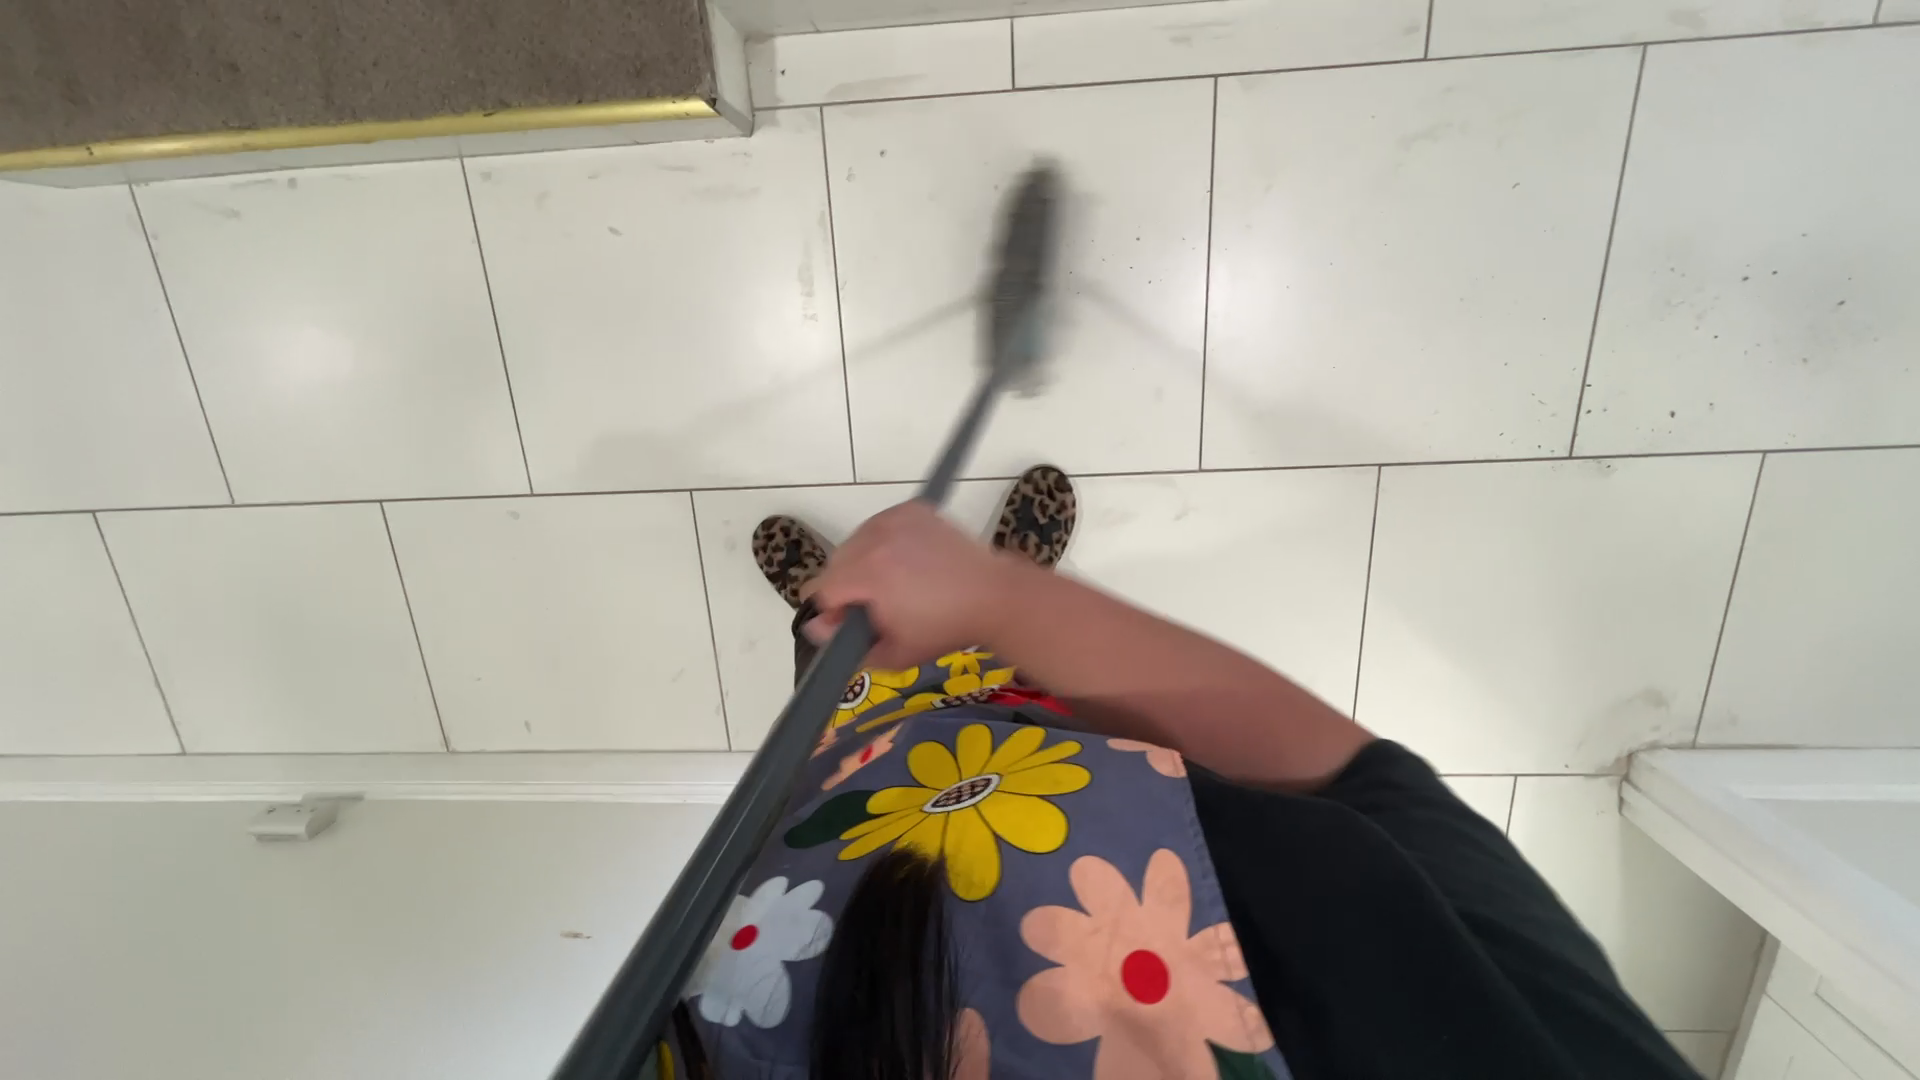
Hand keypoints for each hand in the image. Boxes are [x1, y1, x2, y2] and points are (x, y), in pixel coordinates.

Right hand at [801, 501, 1024, 668]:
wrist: (993, 596)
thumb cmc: (944, 627)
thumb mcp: (895, 653)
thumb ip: (848, 646)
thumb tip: (818, 631)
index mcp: (868, 572)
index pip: (821, 589)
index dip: (831, 611)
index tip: (852, 621)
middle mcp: (876, 537)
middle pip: (836, 562)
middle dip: (847, 585)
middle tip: (877, 604)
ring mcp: (896, 518)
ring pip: (856, 541)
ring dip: (863, 561)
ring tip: (894, 582)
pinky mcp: (914, 509)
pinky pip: (880, 525)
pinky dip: (884, 541)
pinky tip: (906, 561)